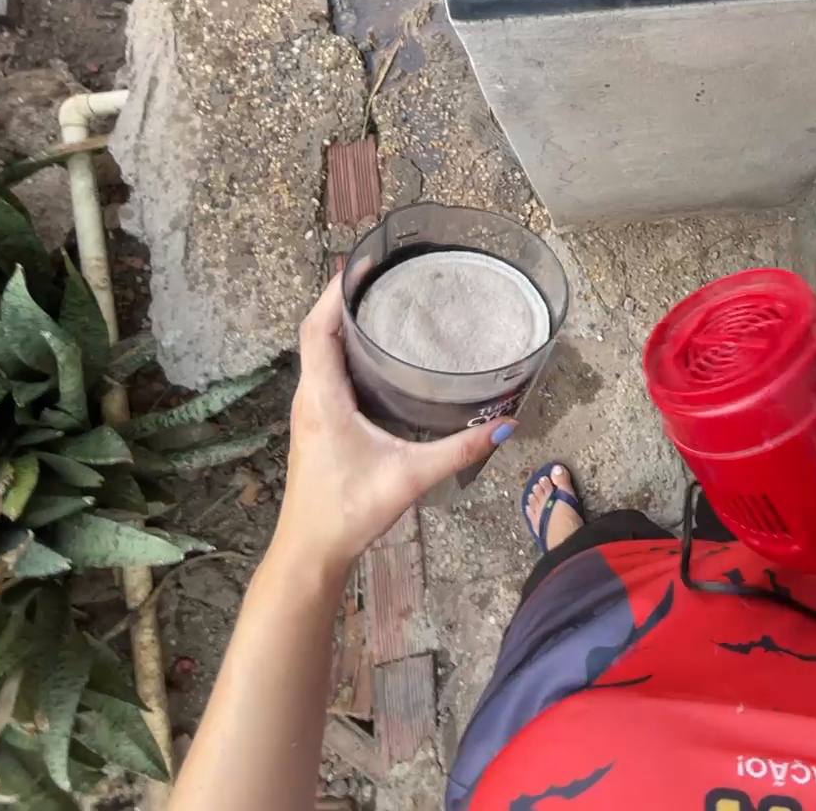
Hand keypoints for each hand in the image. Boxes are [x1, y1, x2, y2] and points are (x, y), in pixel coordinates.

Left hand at [271, 276, 514, 577]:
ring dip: (343, 318)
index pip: (317, 331)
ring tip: (384, 297)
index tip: (362, 263)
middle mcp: (312, 397)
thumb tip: (505, 424)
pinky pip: (328, 367)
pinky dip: (347, 344)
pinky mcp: (321, 420)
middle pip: (317, 331)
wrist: (310, 552)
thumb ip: (459, 449)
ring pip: (321, 349)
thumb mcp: (411, 477)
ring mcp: (313, 409)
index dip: (334, 293)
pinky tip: (379, 346)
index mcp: (324, 400)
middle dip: (344, 295)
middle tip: (384, 270)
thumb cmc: (349, 512)